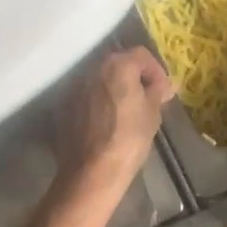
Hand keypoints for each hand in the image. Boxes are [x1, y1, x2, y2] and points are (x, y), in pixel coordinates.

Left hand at [52, 47, 174, 203]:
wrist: (91, 171)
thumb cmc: (128, 140)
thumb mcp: (152, 114)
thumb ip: (157, 92)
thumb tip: (163, 85)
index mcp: (117, 66)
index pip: (141, 54)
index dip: (155, 70)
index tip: (162, 90)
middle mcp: (92, 69)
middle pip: (117, 63)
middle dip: (133, 77)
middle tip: (146, 98)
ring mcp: (74, 86)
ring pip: (99, 79)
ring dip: (114, 89)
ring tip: (126, 110)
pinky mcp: (64, 105)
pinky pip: (86, 96)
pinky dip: (98, 101)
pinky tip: (106, 121)